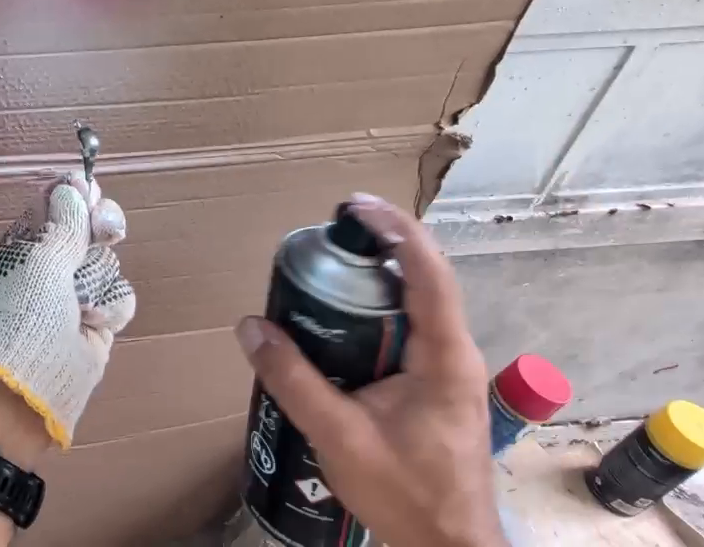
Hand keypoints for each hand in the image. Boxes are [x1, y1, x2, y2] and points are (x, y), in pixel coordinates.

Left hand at [0, 171, 134, 448]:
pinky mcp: (99, 319)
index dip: (77, 192)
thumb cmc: (26, 317)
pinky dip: (112, 308)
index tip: (90, 188)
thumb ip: (65, 222)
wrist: (29, 389)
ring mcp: (78, 290)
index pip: (59, 200)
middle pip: (93, 223)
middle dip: (102, 227)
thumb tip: (73, 185)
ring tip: (81, 305)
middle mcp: (55, 260)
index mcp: (30, 240)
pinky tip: (95, 324)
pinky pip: (121, 294)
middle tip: (104, 234)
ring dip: (99, 280)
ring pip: (110, 261)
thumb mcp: (42, 261)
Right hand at [235, 193, 505, 546]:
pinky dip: (374, 309)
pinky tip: (338, 322)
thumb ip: (293, 380)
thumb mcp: (340, 436)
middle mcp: (453, 353)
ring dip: (373, 278)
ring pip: (413, 304)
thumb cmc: (408, 497)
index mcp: (444, 357)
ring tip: (324, 270)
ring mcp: (448, 370)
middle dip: (375, 247)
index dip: (395, 230)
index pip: (428, 273)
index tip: (352, 206)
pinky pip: (406, 329)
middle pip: (421, 279)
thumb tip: (250, 326)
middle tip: (325, 237)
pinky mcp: (435, 386)